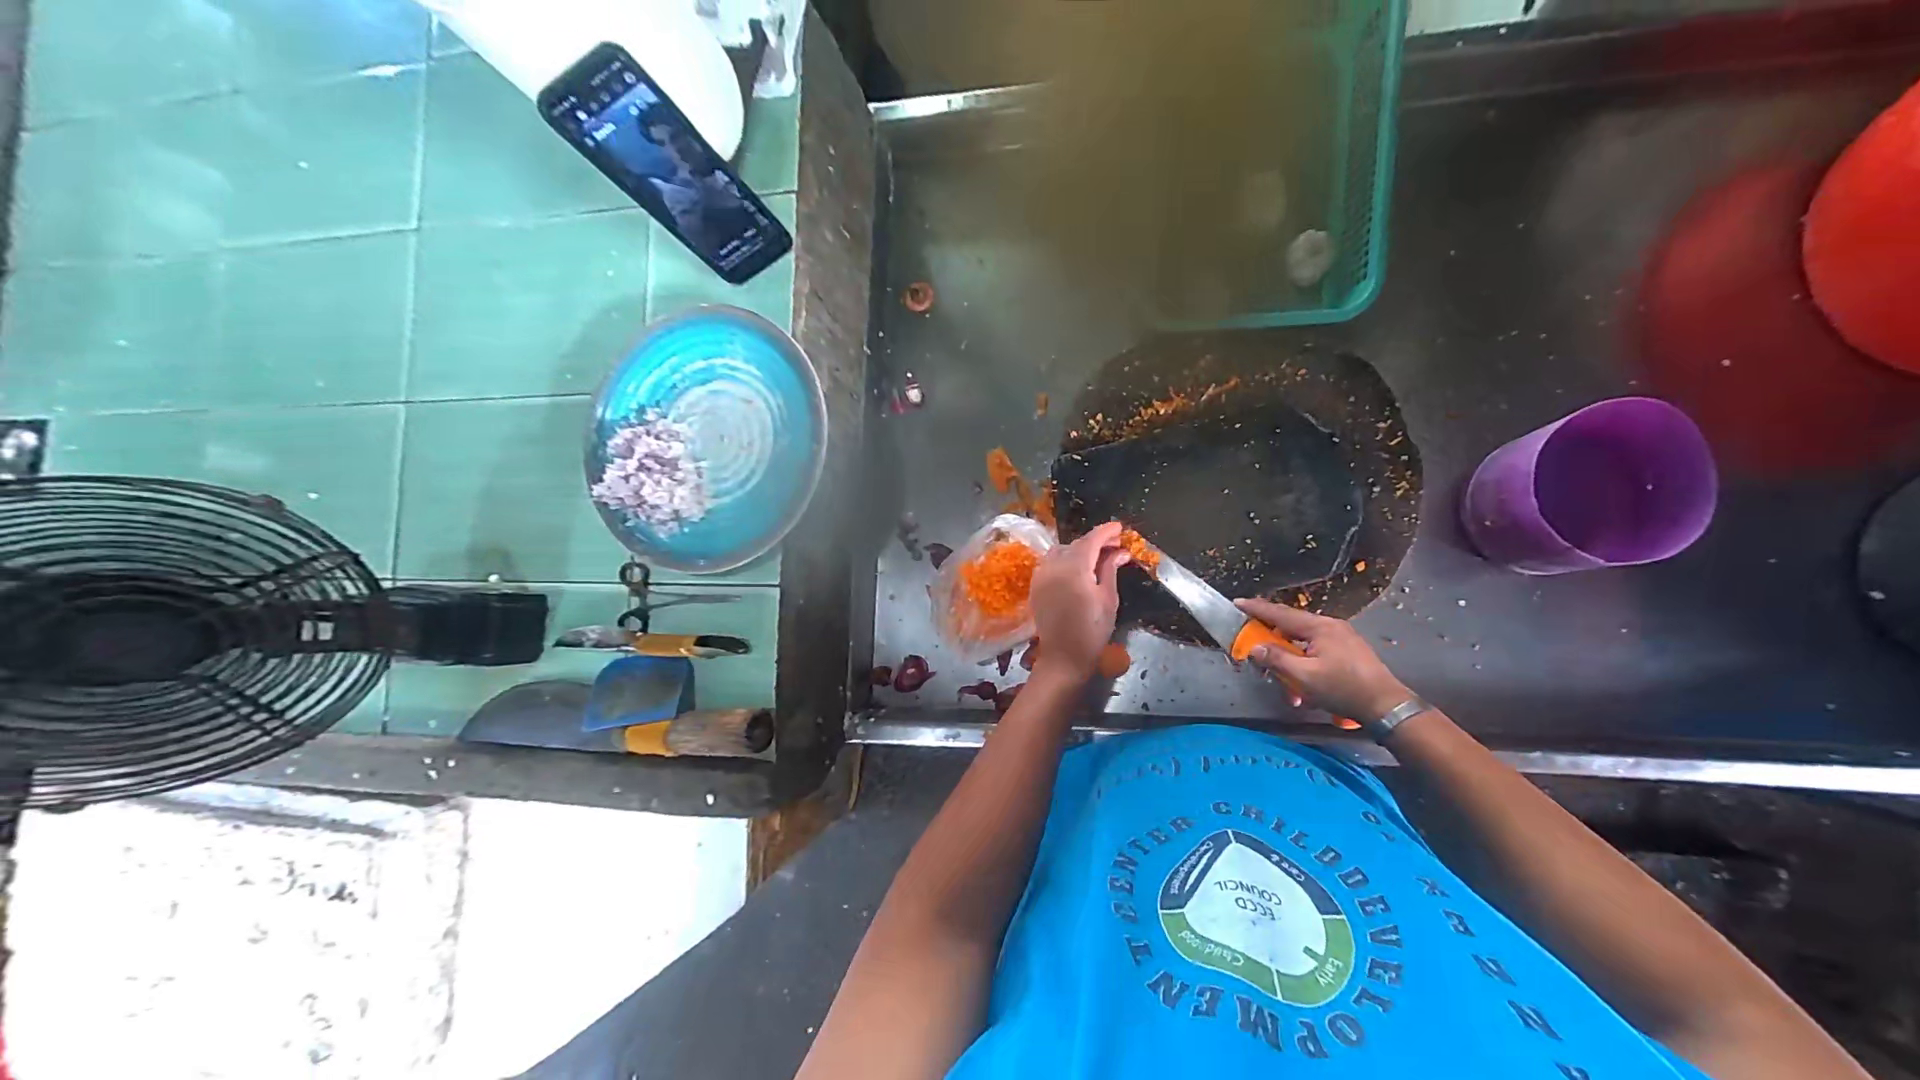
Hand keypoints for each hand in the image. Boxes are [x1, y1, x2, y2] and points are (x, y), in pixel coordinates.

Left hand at [1029, 522, 1130, 681]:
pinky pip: (1051, 563)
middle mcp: (1053, 567)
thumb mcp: (1108, 599)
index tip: (1119, 528)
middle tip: (1114, 545)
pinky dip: (1065, 560)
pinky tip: (1079, 568)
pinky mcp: (1035, 586)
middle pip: (1075, 544)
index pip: (1090, 540)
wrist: (1063, 657)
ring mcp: (1041, 576)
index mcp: (1074, 569)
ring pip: (1060, 551)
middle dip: (1095, 541)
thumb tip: (1119, 552)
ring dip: (1079, 549)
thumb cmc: (1092, 631)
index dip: (1106, 532)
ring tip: (1098, 557)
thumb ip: (1110, 570)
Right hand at [1233, 598, 1412, 720]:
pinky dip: (1305, 666)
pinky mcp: (1349, 651)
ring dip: (1291, 664)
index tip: (1237, 603)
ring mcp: (1342, 638)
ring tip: (1290, 689)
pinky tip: (1305, 688)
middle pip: (1291, 628)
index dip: (1256, 609)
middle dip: (1273, 645)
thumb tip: (1254, 647)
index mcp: (1320, 627)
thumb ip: (1276, 659)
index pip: (1280, 613)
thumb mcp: (1303, 677)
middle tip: (1258, 656)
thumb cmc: (1343, 689)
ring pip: (1304, 644)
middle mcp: (1331, 626)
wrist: (1387, 707)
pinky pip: (1316, 652)